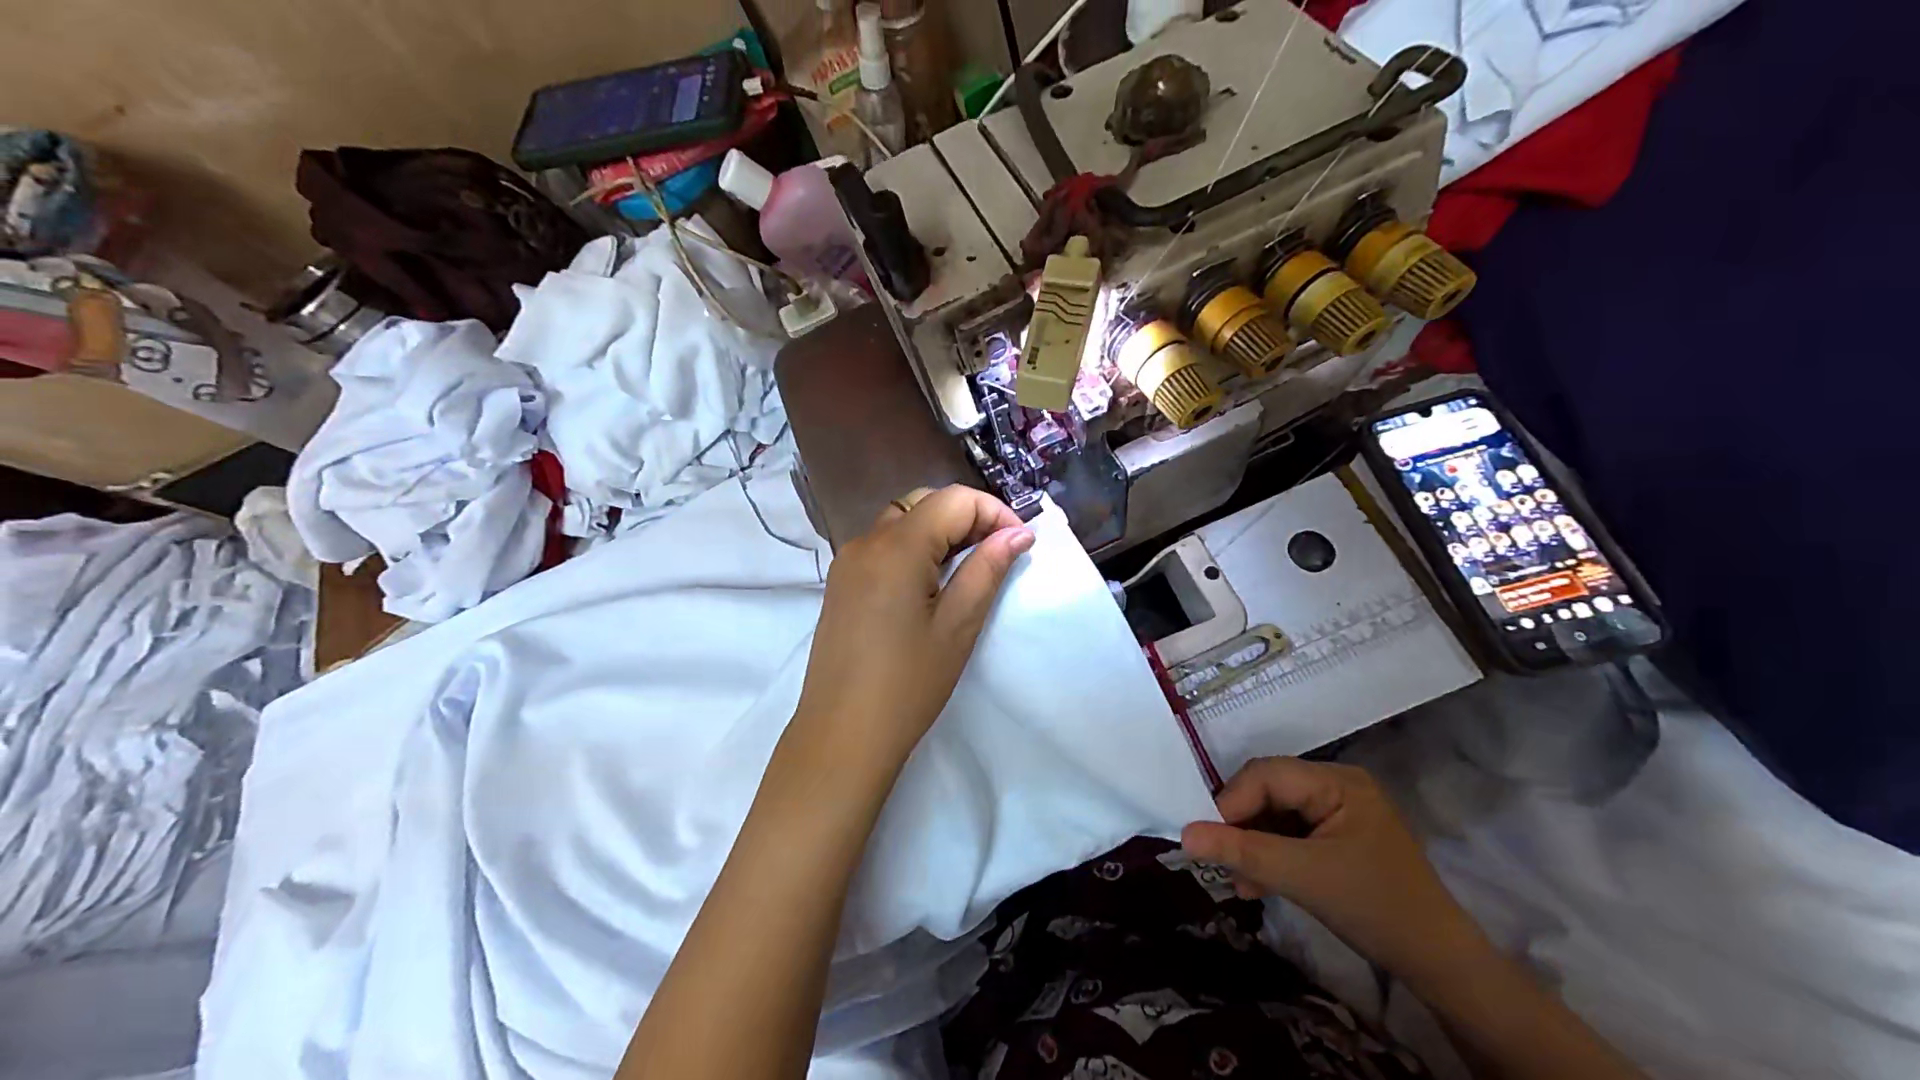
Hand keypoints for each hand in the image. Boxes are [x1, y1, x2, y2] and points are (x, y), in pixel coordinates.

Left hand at [794, 485, 1034, 765]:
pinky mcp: (841, 584)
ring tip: (971, 568)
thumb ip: (988, 569)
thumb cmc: (908, 684)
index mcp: (895, 547)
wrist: (842, 735)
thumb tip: (1018, 533)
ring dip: (941, 532)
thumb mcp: (958, 625)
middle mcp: (865, 542)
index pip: (953, 500)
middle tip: (999, 553)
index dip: (994, 512)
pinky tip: (932, 583)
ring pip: (902, 522)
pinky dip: (915, 549)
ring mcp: (847, 563)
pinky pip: (883, 547)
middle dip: (968, 518)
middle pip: (924, 503)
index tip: (1021, 543)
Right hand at [1181, 757, 1490, 983]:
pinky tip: (1254, 884)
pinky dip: (1269, 856)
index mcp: (1337, 781)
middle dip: (1240, 826)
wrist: (1438, 963)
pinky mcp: (1335, 837)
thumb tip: (1183, 835)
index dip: (1230, 802)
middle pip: (1267, 791)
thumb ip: (1242, 851)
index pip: (1266, 775)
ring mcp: (1337, 811)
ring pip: (1273, 814)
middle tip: (1218, 859)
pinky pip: (1288, 834)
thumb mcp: (1303, 877)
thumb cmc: (1375, 908)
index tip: (1206, 839)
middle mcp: (1336, 785)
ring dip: (1251, 845)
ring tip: (1236, 879)